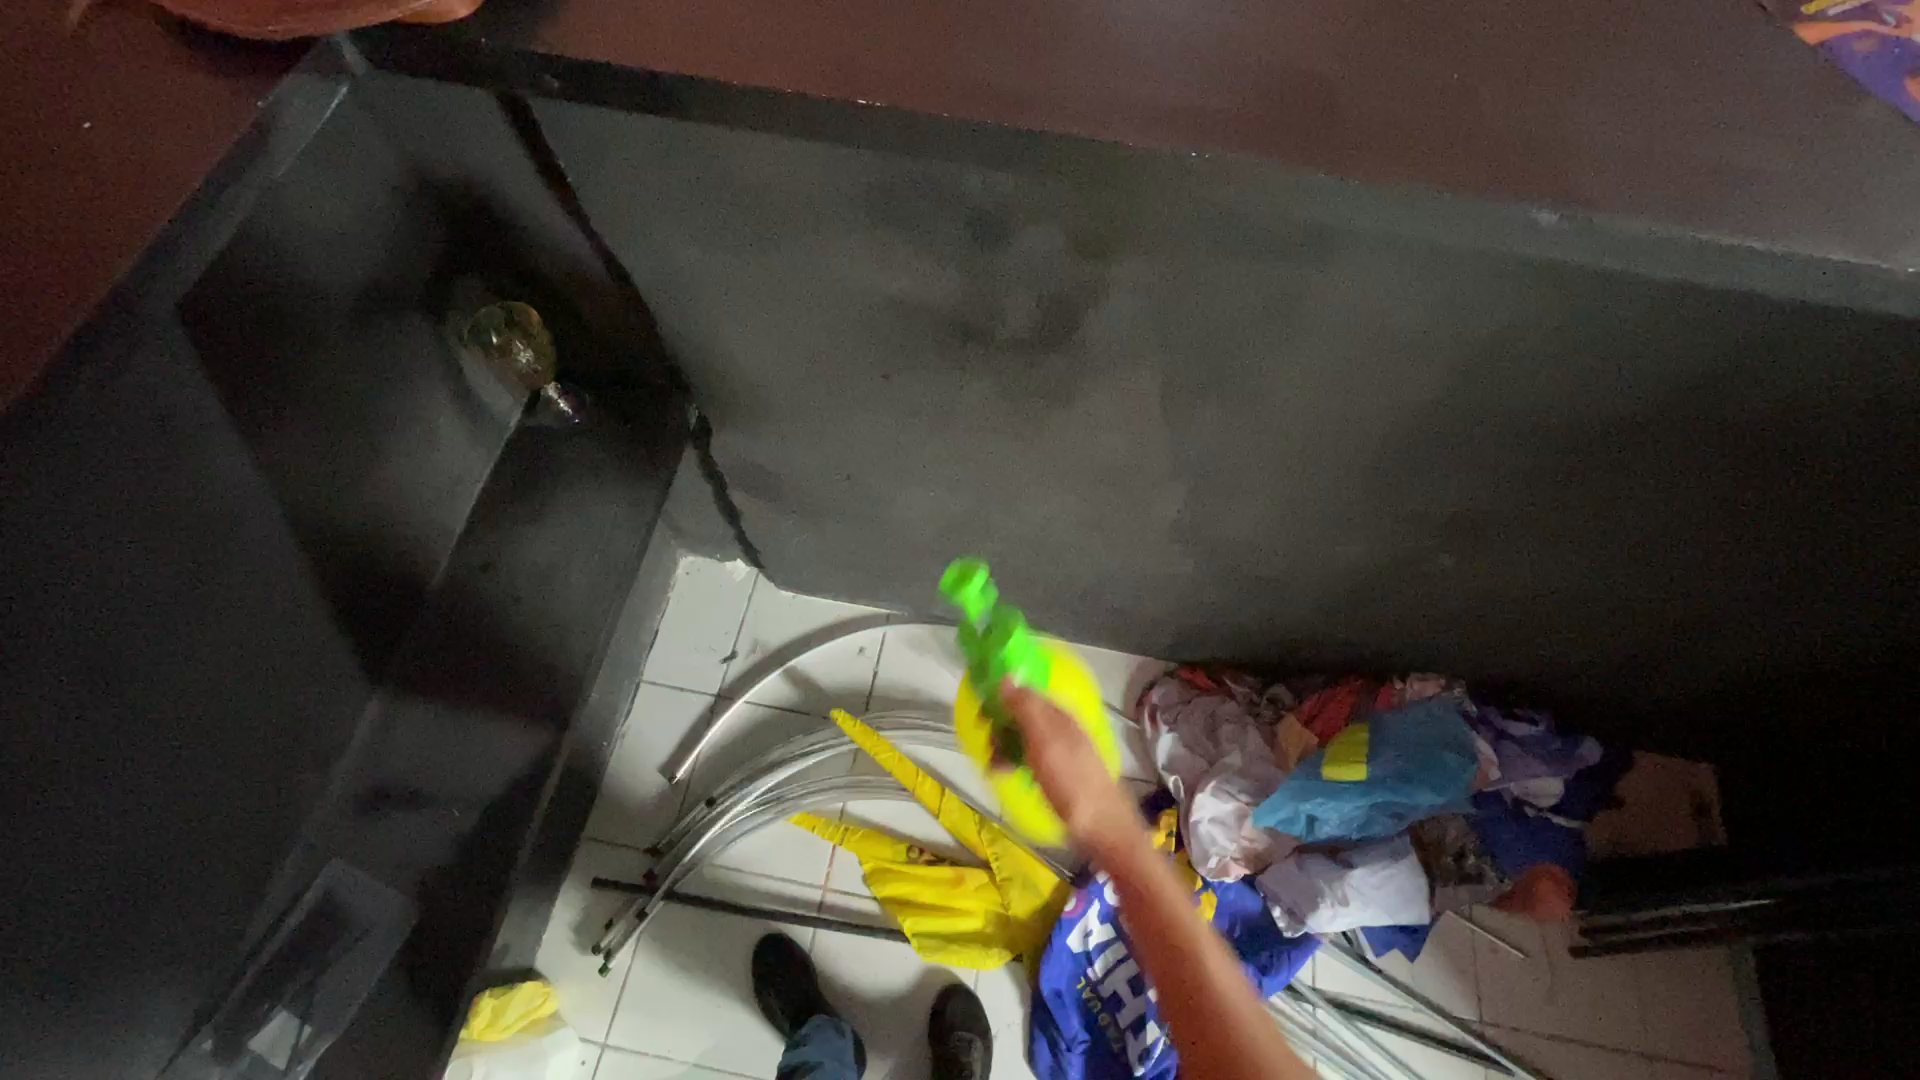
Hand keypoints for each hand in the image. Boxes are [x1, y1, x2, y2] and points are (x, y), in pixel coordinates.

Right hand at [1000, 683, 1148, 861]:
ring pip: (1025, 738)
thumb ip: (1026, 708)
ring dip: (1004, 746)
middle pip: (1023, 715)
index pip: (1026, 692)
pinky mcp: (1059, 773)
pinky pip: (1030, 758)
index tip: (980, 711)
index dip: (1002, 697)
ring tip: (992, 765)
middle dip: (1001, 726)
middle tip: (986, 744)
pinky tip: (1005, 775)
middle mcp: (1061, 727)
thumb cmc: (1072, 782)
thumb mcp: (1045, 742)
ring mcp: (1062, 751)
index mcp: (1059, 715)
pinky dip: (1015, 763)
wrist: (1102, 829)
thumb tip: (1006, 675)